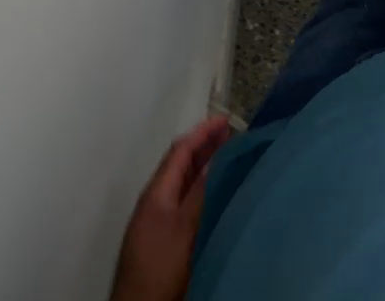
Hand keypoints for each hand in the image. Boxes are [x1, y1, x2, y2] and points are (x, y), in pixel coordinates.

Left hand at [110, 115, 233, 300]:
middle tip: (230, 132)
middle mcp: (154, 201)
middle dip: (203, 145)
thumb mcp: (185, 227)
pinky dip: (200, 186)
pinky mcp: (162, 237)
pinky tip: (214, 192)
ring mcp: (156, 219)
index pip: (179, 152)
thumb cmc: (162, 265)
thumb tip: (215, 160)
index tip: (225, 119)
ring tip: (226, 155)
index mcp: (156, 192)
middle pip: (179, 164)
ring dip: (202, 165)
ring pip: (182, 182)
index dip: (202, 133)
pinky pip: (183, 199)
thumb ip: (200, 193)